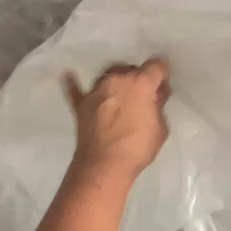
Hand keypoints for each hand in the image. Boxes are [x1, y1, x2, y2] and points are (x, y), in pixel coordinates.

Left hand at [64, 57, 170, 179]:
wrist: (104, 165)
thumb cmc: (138, 148)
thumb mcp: (160, 129)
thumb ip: (158, 107)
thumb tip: (155, 97)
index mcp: (140, 83)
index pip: (157, 65)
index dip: (162, 74)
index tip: (162, 86)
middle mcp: (117, 79)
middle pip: (131, 69)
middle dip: (138, 80)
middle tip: (142, 98)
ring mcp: (96, 90)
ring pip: (108, 76)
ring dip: (116, 83)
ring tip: (120, 97)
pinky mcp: (81, 103)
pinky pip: (76, 89)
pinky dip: (75, 83)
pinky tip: (69, 76)